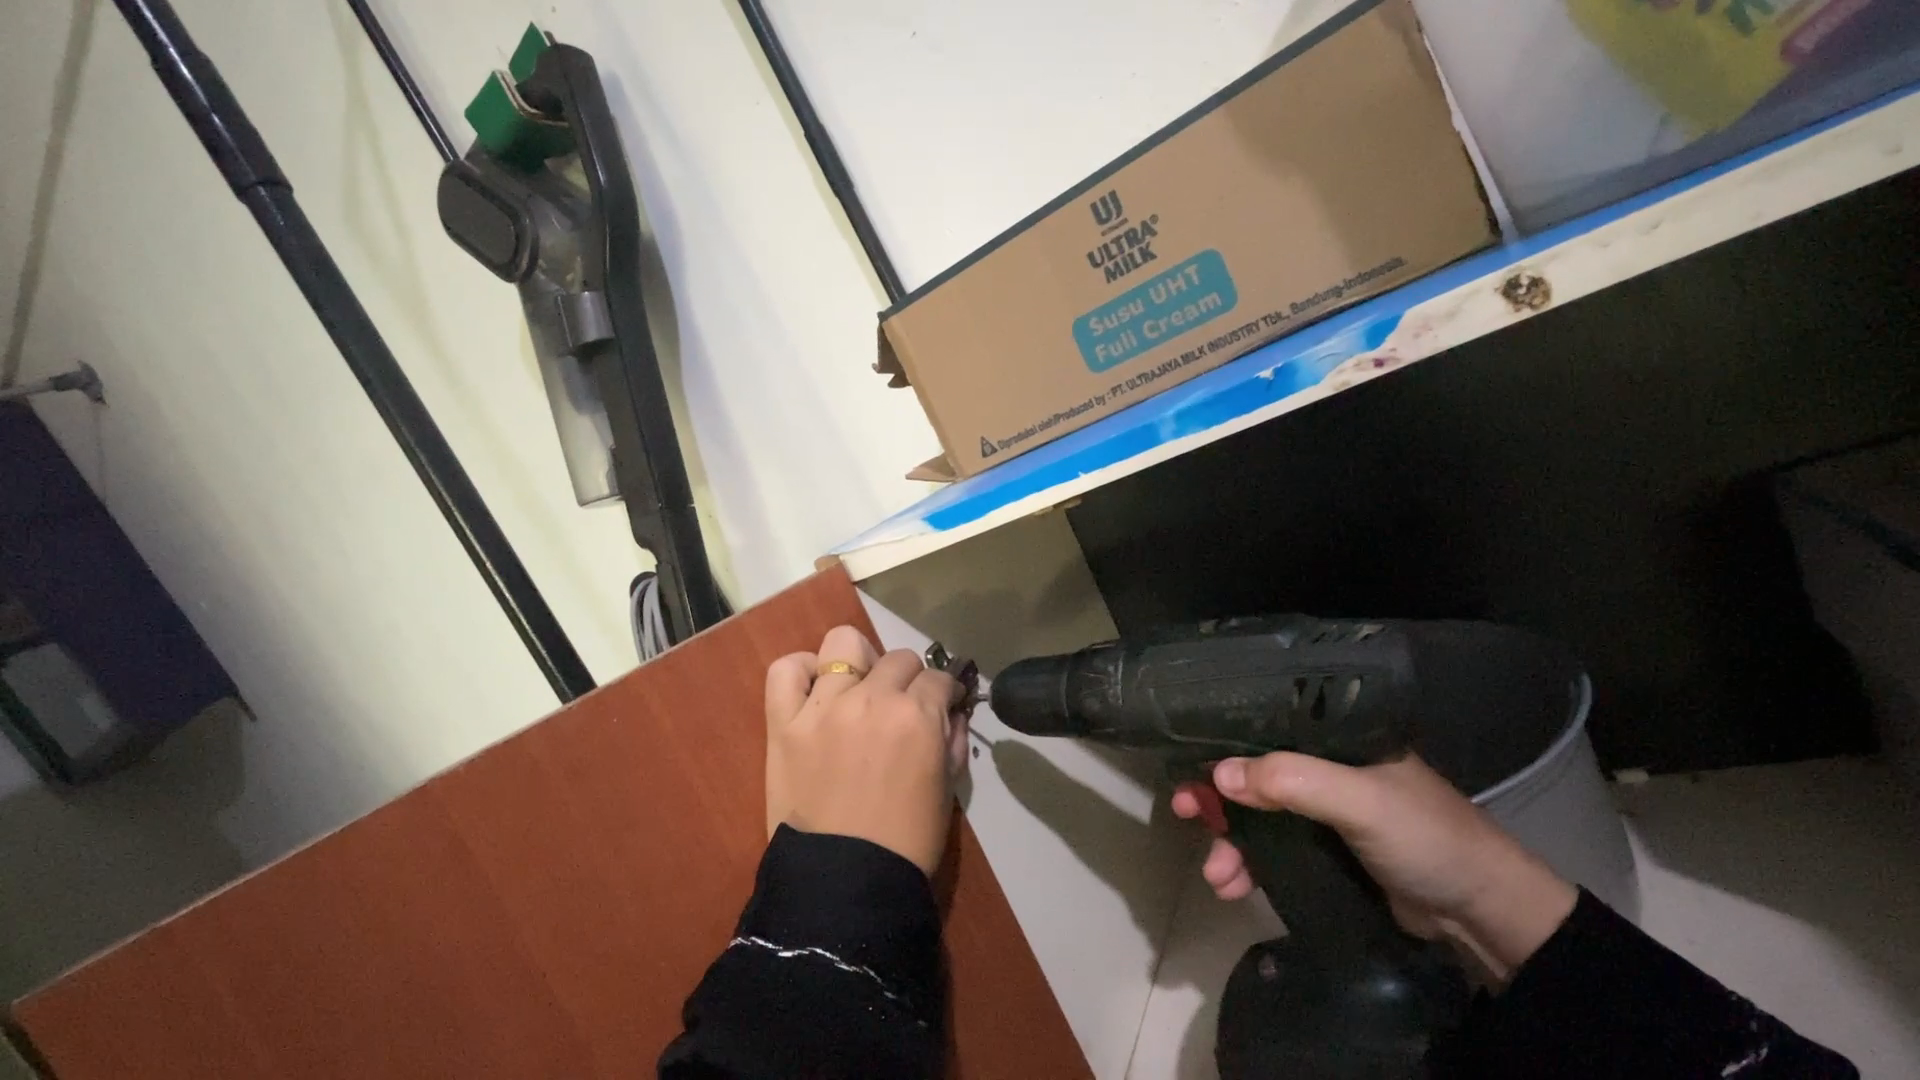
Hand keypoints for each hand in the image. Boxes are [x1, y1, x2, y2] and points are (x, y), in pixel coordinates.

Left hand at [765, 627, 970, 876]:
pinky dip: (802, 670)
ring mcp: (823, 707)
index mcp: (917, 716)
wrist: (845, 882)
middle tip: (902, 708)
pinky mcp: (784, 724)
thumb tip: (951, 710)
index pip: (939, 678)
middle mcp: (871, 699)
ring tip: (857, 690)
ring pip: (844, 644)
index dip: (946, 691)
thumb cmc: (906, 842)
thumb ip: (951, 740)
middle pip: (898, 658)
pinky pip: (785, 671)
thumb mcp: (947, 789)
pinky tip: (815, 688)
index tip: (944, 704)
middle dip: (909, 680)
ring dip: (860, 663)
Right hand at [1172, 753, 1577, 983]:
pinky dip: (1248, 866)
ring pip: (1258, 817)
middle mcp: (1326, 769)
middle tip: (1183, 812)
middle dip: (1215, 797)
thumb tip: (1218, 776)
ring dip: (1229, 842)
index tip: (1187, 763)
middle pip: (1253, 774)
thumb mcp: (1360, 800)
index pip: (1266, 728)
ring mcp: (1324, 814)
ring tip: (1216, 875)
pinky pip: (1272, 853)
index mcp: (1336, 739)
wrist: (1480, 913)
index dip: (1223, 742)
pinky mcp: (1324, 854)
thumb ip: (1293, 781)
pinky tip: (1231, 888)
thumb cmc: (1425, 837)